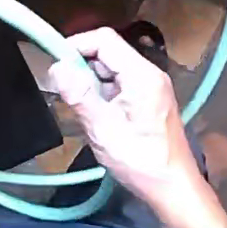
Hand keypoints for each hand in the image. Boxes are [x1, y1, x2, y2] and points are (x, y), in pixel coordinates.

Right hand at [47, 28, 210, 217]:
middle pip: (108, 53)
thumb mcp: (102, 128)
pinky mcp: (148, 101)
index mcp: (141, 75)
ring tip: (77, 108)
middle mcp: (149, 74)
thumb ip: (79, 95)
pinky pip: (119, 86)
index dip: (76, 45)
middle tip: (62, 92)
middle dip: (80, 67)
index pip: (104, 40)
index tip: (54, 64)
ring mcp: (150, 87)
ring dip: (89, 83)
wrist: (172, 188)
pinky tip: (93, 116)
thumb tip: (56, 67)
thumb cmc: (139, 160)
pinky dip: (101, 94)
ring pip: (111, 70)